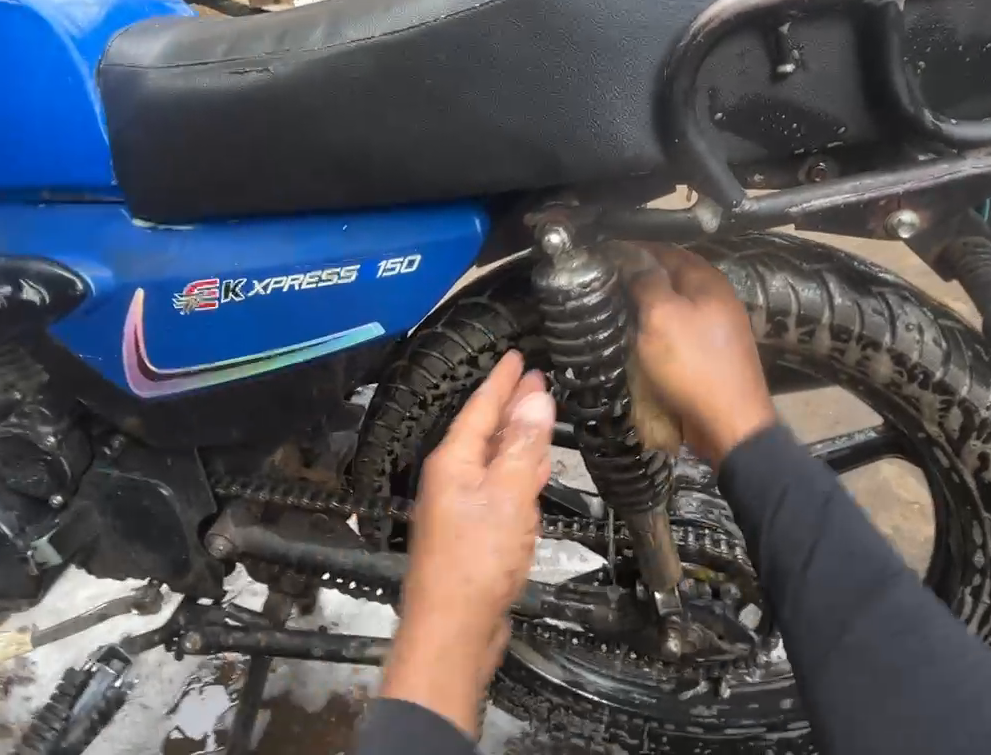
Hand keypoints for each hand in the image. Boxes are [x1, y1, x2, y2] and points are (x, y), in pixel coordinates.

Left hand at [382, 350, 554, 737]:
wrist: (453, 633)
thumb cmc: (476, 563)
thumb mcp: (507, 496)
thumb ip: (523, 448)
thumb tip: (535, 400)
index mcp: (454, 461)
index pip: (481, 407)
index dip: (502, 381)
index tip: (518, 358)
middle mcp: (453, 477)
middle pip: (486, 430)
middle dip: (511, 405)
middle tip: (536, 381)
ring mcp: (461, 505)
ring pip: (493, 458)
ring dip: (516, 436)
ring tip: (537, 416)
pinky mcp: (473, 531)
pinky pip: (498, 486)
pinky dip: (517, 471)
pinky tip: (530, 473)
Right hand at [618, 243, 776, 464]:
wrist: (730, 425)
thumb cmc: (693, 365)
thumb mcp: (662, 317)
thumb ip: (647, 282)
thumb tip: (633, 258)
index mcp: (707, 280)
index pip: (665, 249)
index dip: (633, 249)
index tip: (602, 254)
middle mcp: (715, 297)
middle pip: (670, 276)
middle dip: (638, 276)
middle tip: (603, 281)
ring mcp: (715, 326)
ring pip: (672, 304)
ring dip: (645, 304)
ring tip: (613, 306)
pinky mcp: (710, 352)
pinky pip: (676, 329)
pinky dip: (655, 327)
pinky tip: (636, 335)